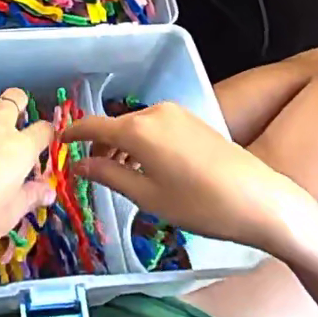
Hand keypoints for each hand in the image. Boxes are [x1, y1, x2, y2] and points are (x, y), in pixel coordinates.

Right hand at [61, 102, 317, 259]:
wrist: (260, 200)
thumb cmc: (199, 204)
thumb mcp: (147, 196)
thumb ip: (108, 175)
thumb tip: (78, 165)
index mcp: (137, 129)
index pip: (92, 125)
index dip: (72, 134)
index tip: (57, 142)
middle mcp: (154, 112)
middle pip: (115, 126)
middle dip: (99, 146)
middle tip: (90, 173)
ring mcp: (176, 113)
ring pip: (135, 127)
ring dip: (122, 146)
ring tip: (119, 175)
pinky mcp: (193, 120)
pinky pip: (155, 127)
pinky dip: (142, 143)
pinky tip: (147, 168)